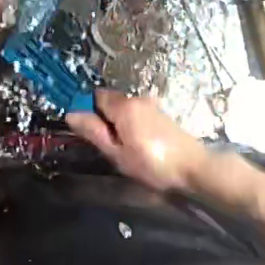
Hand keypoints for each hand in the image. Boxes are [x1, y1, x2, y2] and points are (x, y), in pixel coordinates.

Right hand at [66, 91, 212, 191]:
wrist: (193, 168)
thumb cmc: (152, 164)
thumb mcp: (117, 153)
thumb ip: (94, 132)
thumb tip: (71, 114)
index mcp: (124, 106)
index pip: (96, 96)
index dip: (87, 110)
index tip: (88, 132)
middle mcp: (138, 99)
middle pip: (111, 101)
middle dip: (104, 119)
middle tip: (107, 146)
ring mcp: (152, 105)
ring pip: (124, 109)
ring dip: (119, 124)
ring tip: (124, 149)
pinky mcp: (162, 115)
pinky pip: (137, 114)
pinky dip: (132, 125)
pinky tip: (139, 145)